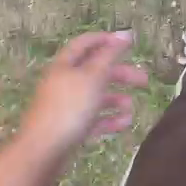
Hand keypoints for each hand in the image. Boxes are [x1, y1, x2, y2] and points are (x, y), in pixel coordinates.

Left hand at [19, 31, 148, 160]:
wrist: (42, 151)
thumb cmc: (69, 107)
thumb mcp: (93, 76)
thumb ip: (110, 54)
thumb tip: (125, 34)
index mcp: (65, 64)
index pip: (85, 43)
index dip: (106, 40)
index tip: (129, 43)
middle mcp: (64, 82)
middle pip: (95, 71)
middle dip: (120, 74)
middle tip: (143, 79)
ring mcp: (66, 106)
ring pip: (95, 96)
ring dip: (116, 99)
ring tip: (131, 108)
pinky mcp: (69, 127)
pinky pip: (92, 118)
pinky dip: (109, 119)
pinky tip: (124, 124)